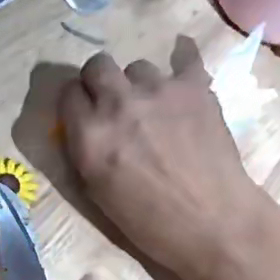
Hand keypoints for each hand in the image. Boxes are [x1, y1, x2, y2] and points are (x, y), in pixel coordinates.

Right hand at [58, 38, 279, 279]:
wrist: (212, 223)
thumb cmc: (150, 223)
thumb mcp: (98, 193)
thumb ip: (85, 151)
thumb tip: (85, 127)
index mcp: (89, 136)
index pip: (67, 93)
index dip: (76, 103)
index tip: (84, 114)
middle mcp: (118, 104)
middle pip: (97, 65)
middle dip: (99, 81)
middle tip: (113, 104)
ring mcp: (158, 90)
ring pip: (137, 66)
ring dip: (140, 84)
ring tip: (155, 107)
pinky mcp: (194, 87)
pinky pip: (186, 55)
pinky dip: (182, 57)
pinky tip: (182, 62)